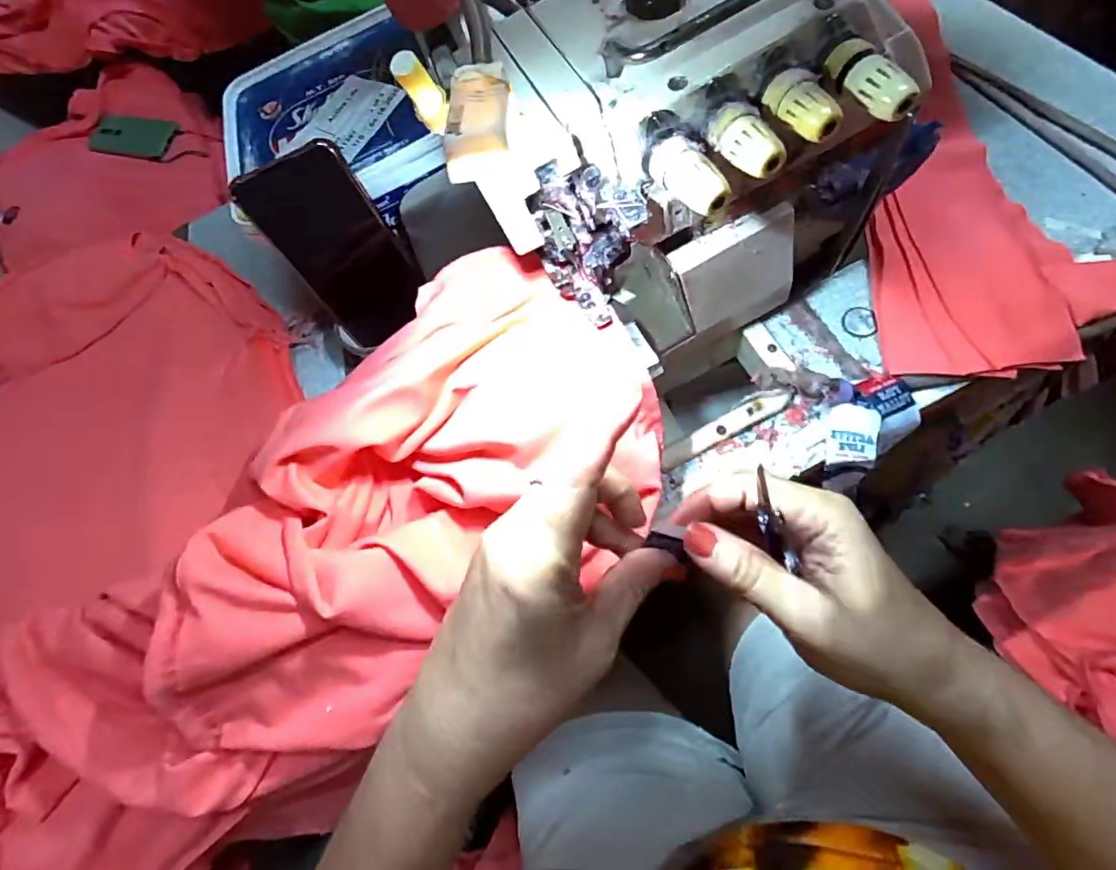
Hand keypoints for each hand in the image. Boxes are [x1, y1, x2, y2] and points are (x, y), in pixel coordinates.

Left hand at [388, 407, 677, 798]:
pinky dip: (577, 526)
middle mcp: (515, 526)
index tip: (630, 389)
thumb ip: (631, 583)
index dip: (607, 426)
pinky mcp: (494, 551)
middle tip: (641, 536)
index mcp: (538, 545)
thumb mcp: (593, 642)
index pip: (578, 468)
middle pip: (574, 478)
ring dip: (598, 512)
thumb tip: (664, 553)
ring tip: (624, 556)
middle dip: (617, 491)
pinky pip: (544, 517)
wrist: (451, 727)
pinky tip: (594, 563)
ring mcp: (499, 536)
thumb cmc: (527, 692)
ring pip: (560, 497)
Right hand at [672, 475, 975, 717]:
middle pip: (743, 491)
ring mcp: (811, 523)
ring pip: (748, 510)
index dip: (702, 501)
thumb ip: (747, 574)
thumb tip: (690, 537)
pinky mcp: (808, 542)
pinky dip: (736, 546)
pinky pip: (761, 531)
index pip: (744, 484)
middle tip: (668, 547)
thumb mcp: (805, 616)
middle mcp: (813, 505)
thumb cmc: (874, 646)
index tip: (667, 532)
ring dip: (716, 529)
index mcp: (819, 510)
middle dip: (704, 513)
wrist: (928, 673)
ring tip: (683, 557)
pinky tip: (718, 565)